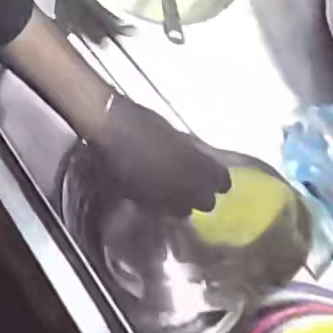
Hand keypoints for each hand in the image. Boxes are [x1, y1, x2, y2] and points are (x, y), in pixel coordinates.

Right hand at [90, 96, 230, 213]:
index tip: (211, 171)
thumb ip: (189, 149)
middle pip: (206, 202)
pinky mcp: (144, 206)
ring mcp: (165, 201)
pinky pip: (161, 209)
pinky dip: (161, 202)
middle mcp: (186, 190)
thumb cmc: (143, 123)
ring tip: (170, 184)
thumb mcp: (172, 132)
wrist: (111, 130)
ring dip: (181, 200)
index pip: (221, 181)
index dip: (216, 177)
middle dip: (200, 193)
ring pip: (184, 210)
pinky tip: (152, 189)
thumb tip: (196, 155)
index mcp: (197, 167)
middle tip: (191, 179)